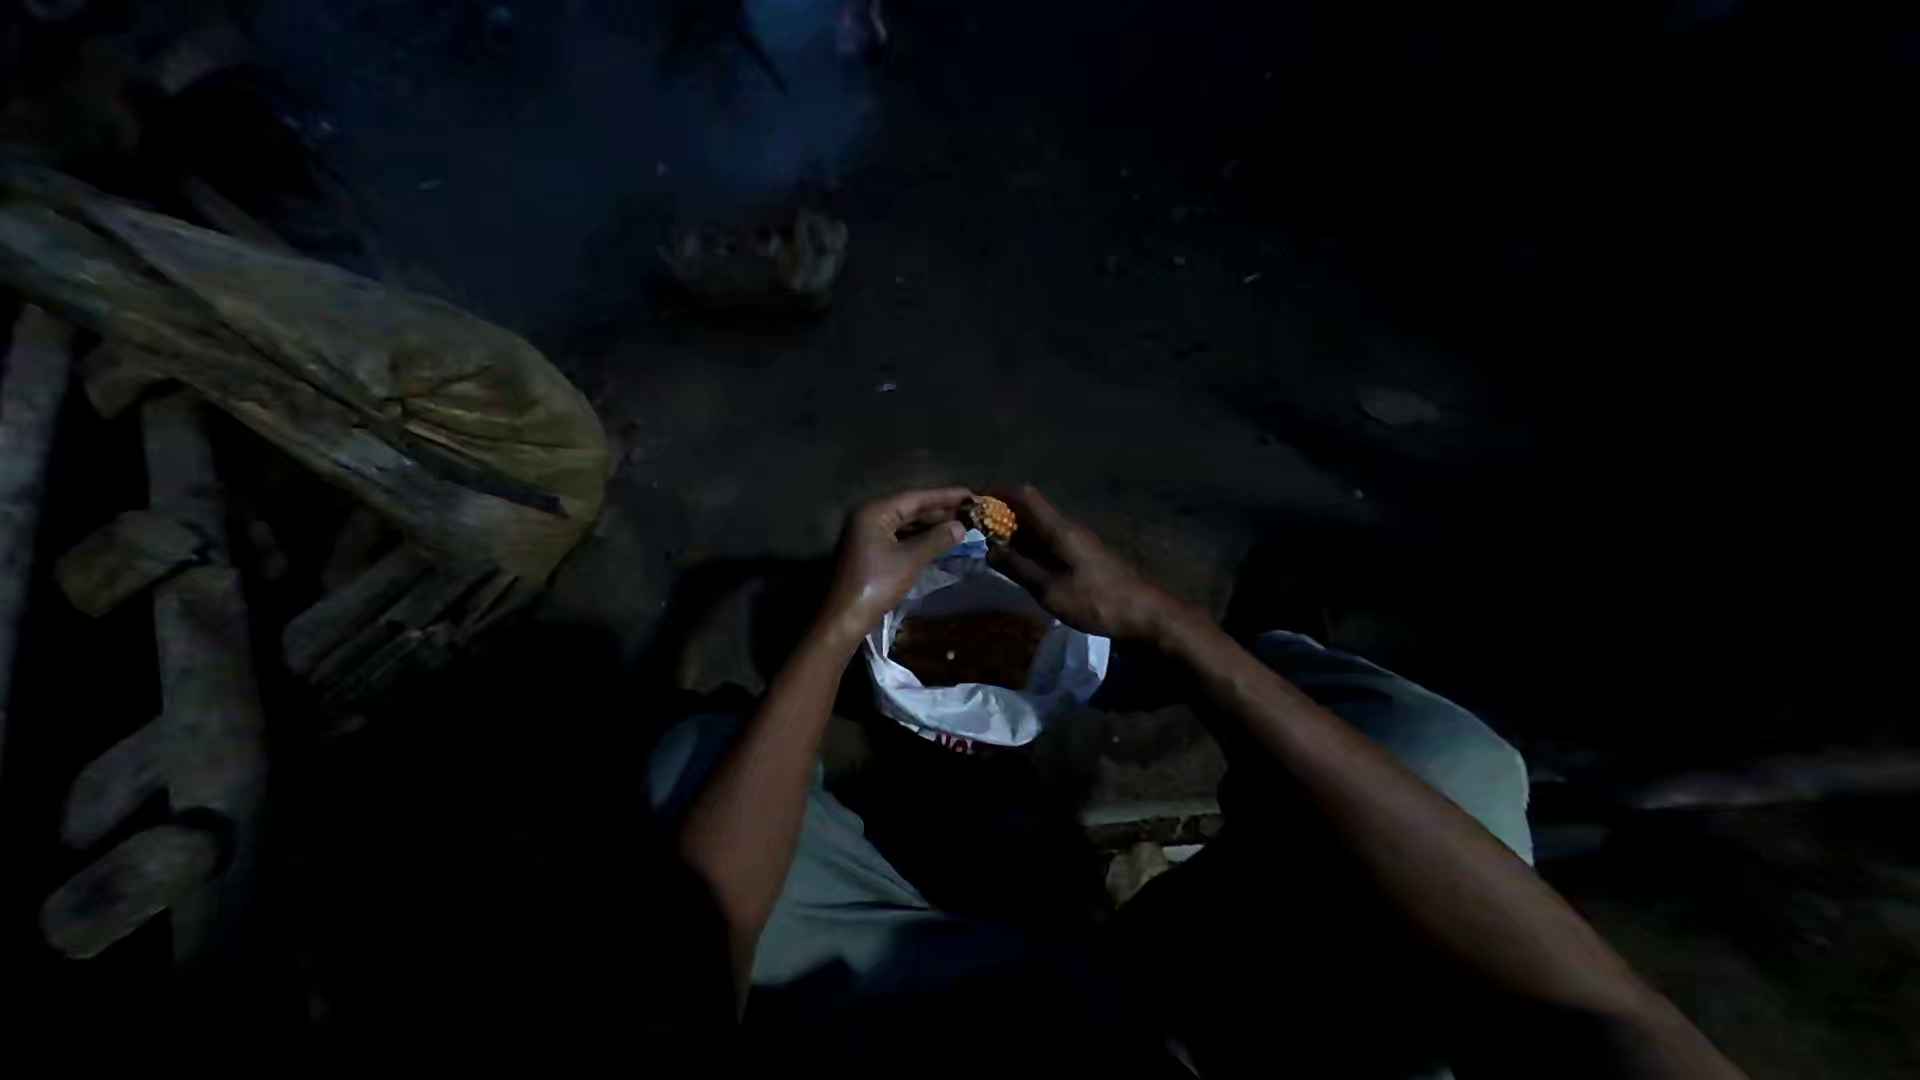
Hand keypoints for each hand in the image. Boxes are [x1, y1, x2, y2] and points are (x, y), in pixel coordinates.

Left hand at [817, 487, 973, 646]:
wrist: (846, 617)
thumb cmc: (877, 584)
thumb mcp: (910, 560)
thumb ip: (937, 540)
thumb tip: (961, 527)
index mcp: (875, 512)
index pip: (915, 497)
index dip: (945, 496)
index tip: (971, 495)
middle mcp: (870, 517)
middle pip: (910, 508)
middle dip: (940, 511)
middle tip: (970, 512)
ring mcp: (869, 534)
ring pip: (906, 523)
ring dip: (932, 525)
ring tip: (960, 526)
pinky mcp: (871, 550)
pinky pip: (900, 536)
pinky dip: (920, 538)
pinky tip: (939, 541)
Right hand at [988, 485, 1190, 641]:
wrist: (1147, 614)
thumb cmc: (1098, 602)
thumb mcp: (1051, 590)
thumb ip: (1019, 568)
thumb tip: (990, 549)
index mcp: (1060, 529)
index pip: (1024, 495)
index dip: (996, 493)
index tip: (972, 503)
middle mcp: (1068, 528)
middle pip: (1030, 509)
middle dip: (1001, 515)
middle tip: (975, 532)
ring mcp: (1078, 541)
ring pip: (1039, 526)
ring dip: (1015, 533)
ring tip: (992, 550)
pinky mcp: (1084, 556)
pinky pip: (1049, 542)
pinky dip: (1030, 547)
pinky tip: (1021, 566)